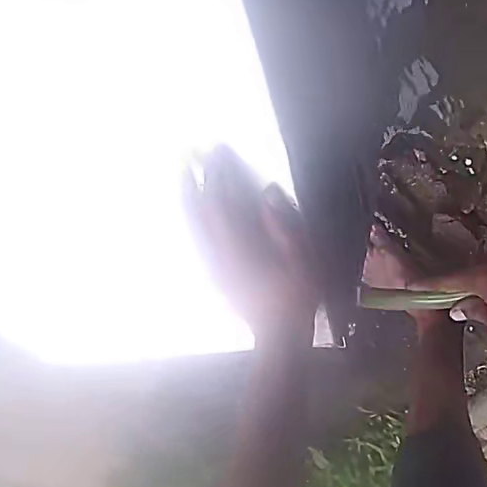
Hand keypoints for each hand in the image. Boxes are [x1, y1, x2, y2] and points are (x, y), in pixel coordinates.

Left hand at [184, 147, 316, 342]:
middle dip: (197, 180)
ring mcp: (213, 266)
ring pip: (193, 225)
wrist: (279, 336)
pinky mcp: (214, 275)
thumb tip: (268, 191)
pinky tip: (192, 212)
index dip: (218, 175)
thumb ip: (284, 225)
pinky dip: (192, 220)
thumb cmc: (298, 299)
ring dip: (187, 198)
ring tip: (183, 175)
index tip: (217, 151)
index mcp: (240, 248)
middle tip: (193, 153)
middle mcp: (219, 254)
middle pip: (200, 210)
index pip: (222, 203)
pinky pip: (197, 240)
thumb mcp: (303, 262)